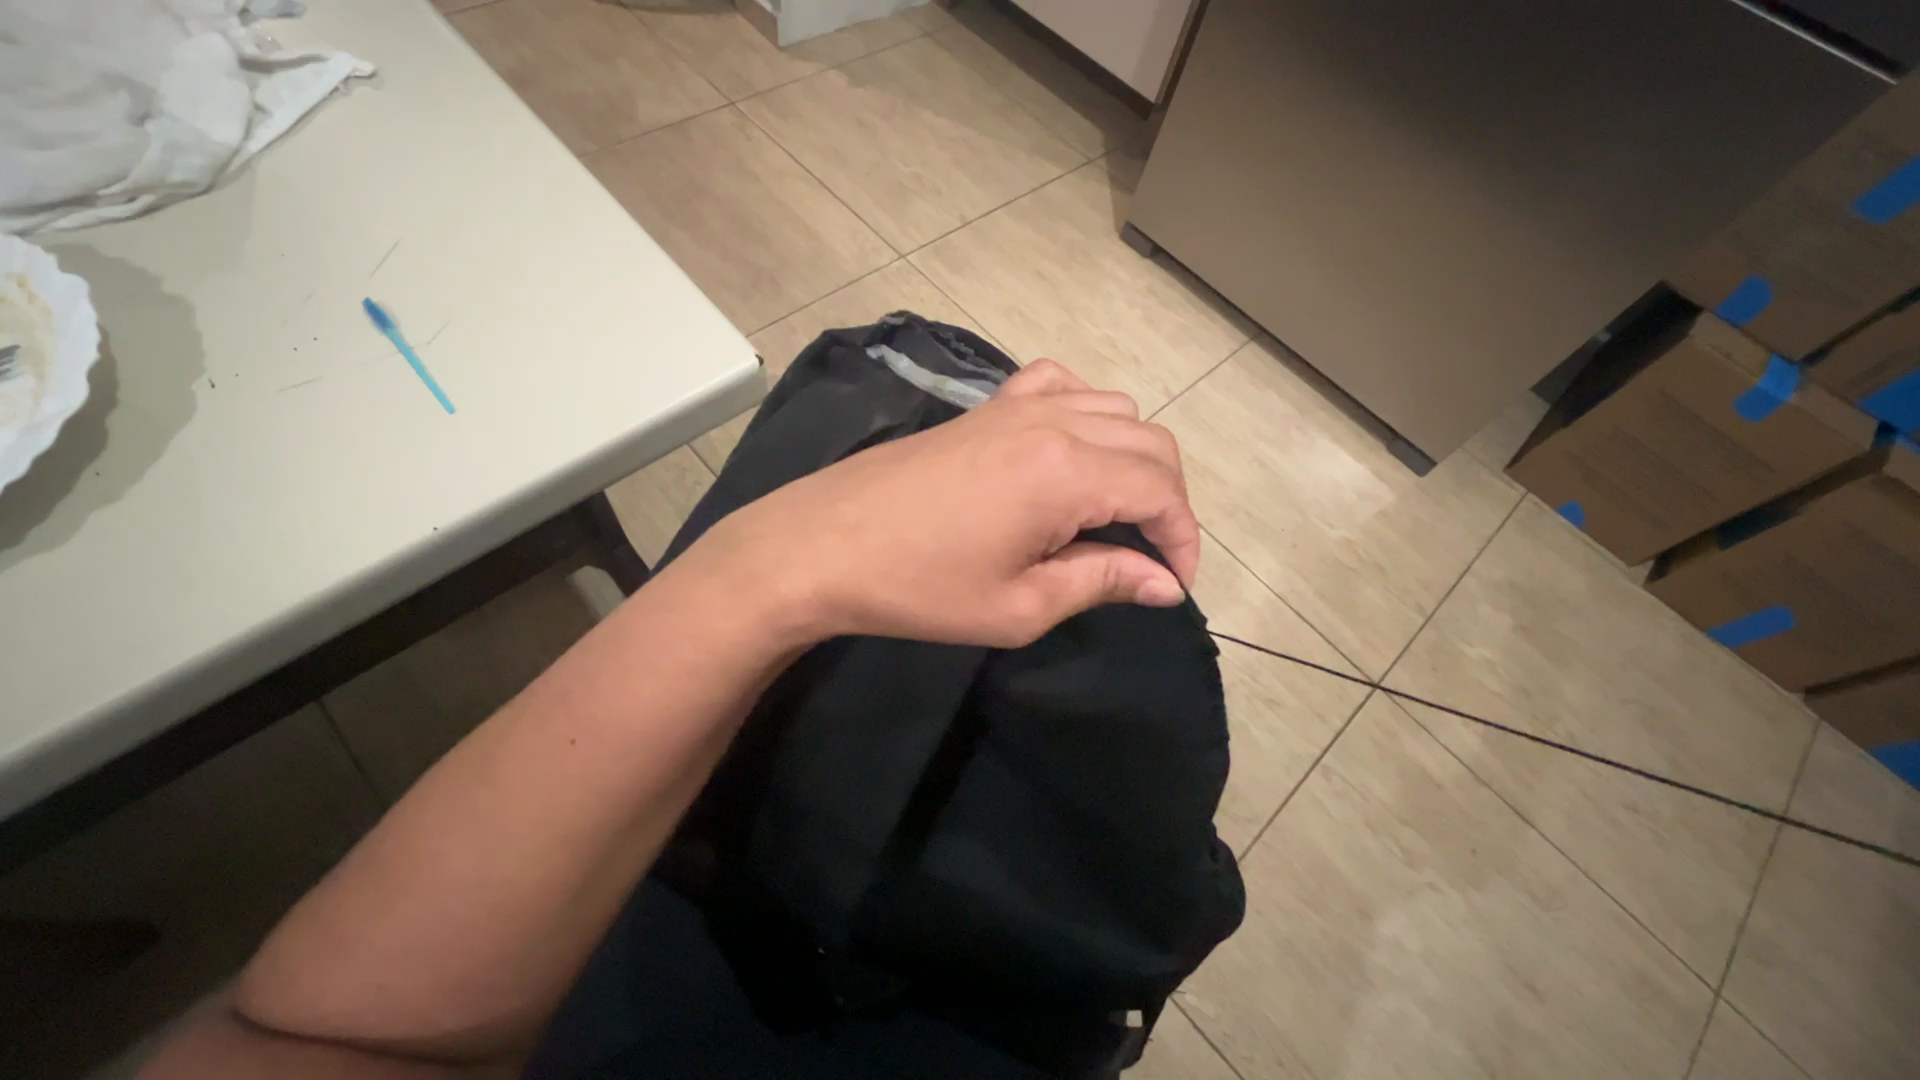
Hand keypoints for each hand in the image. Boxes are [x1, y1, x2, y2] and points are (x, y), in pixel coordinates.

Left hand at [680, 359, 1200, 648]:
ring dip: (1134, 458)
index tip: (1174, 585)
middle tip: (1150, 557)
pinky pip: (1061, 384)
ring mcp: (1017, 405)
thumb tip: (1162, 583)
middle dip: (1168, 501)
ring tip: (1115, 512)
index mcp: (1065, 471)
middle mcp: (1052, 422)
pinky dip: (1087, 412)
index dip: (1183, 540)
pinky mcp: (986, 406)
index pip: (1161, 492)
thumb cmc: (918, 588)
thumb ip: (1101, 581)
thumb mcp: (1019, 605)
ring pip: (1115, 408)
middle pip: (1150, 443)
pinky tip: (1072, 449)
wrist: (823, 545)